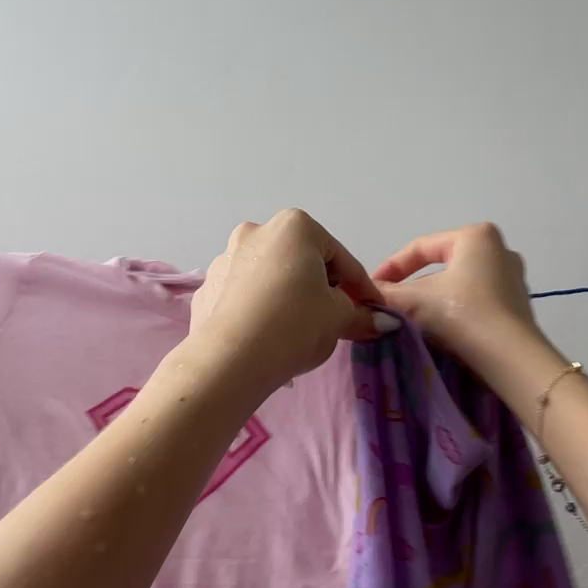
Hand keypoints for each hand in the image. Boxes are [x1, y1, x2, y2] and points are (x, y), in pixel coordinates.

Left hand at [187, 209, 393, 401]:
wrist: (230, 360)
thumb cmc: (295, 325)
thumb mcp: (338, 319)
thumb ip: (361, 314)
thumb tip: (381, 321)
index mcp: (294, 227)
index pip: (340, 258)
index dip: (361, 287)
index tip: (372, 309)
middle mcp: (256, 232)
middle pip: (302, 261)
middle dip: (321, 287)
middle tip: (336, 319)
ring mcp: (225, 259)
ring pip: (271, 277)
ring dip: (288, 296)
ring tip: (299, 331)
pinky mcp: (206, 288)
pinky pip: (245, 296)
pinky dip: (260, 309)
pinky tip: (268, 336)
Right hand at [374, 223, 545, 365]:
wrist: (510, 359)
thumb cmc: (462, 315)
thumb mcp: (414, 301)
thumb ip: (386, 294)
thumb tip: (364, 295)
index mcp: (476, 236)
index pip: (421, 248)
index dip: (390, 267)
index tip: (371, 288)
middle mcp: (500, 250)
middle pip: (441, 266)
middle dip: (412, 286)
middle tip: (389, 305)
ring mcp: (512, 279)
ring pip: (458, 286)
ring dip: (432, 301)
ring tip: (410, 320)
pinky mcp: (517, 307)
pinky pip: (475, 303)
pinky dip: (454, 313)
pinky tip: (440, 331)